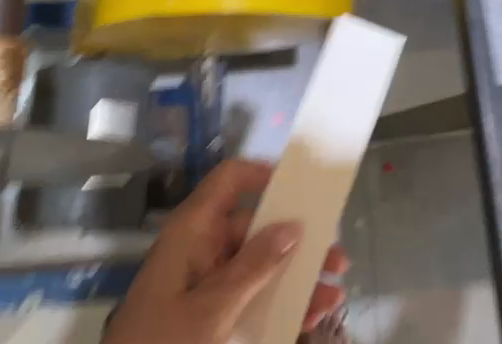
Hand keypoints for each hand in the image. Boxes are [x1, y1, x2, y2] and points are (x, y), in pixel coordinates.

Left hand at [105, 159, 349, 343]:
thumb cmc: (163, 340)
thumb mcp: (211, 306)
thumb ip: (254, 266)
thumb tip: (292, 225)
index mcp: (194, 229)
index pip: (230, 179)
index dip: (264, 174)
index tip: (303, 188)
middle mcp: (201, 246)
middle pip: (256, 227)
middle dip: (298, 242)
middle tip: (337, 259)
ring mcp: (206, 279)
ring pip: (260, 265)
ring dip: (297, 278)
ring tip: (335, 294)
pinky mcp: (209, 309)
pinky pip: (251, 295)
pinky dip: (280, 302)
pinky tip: (311, 315)